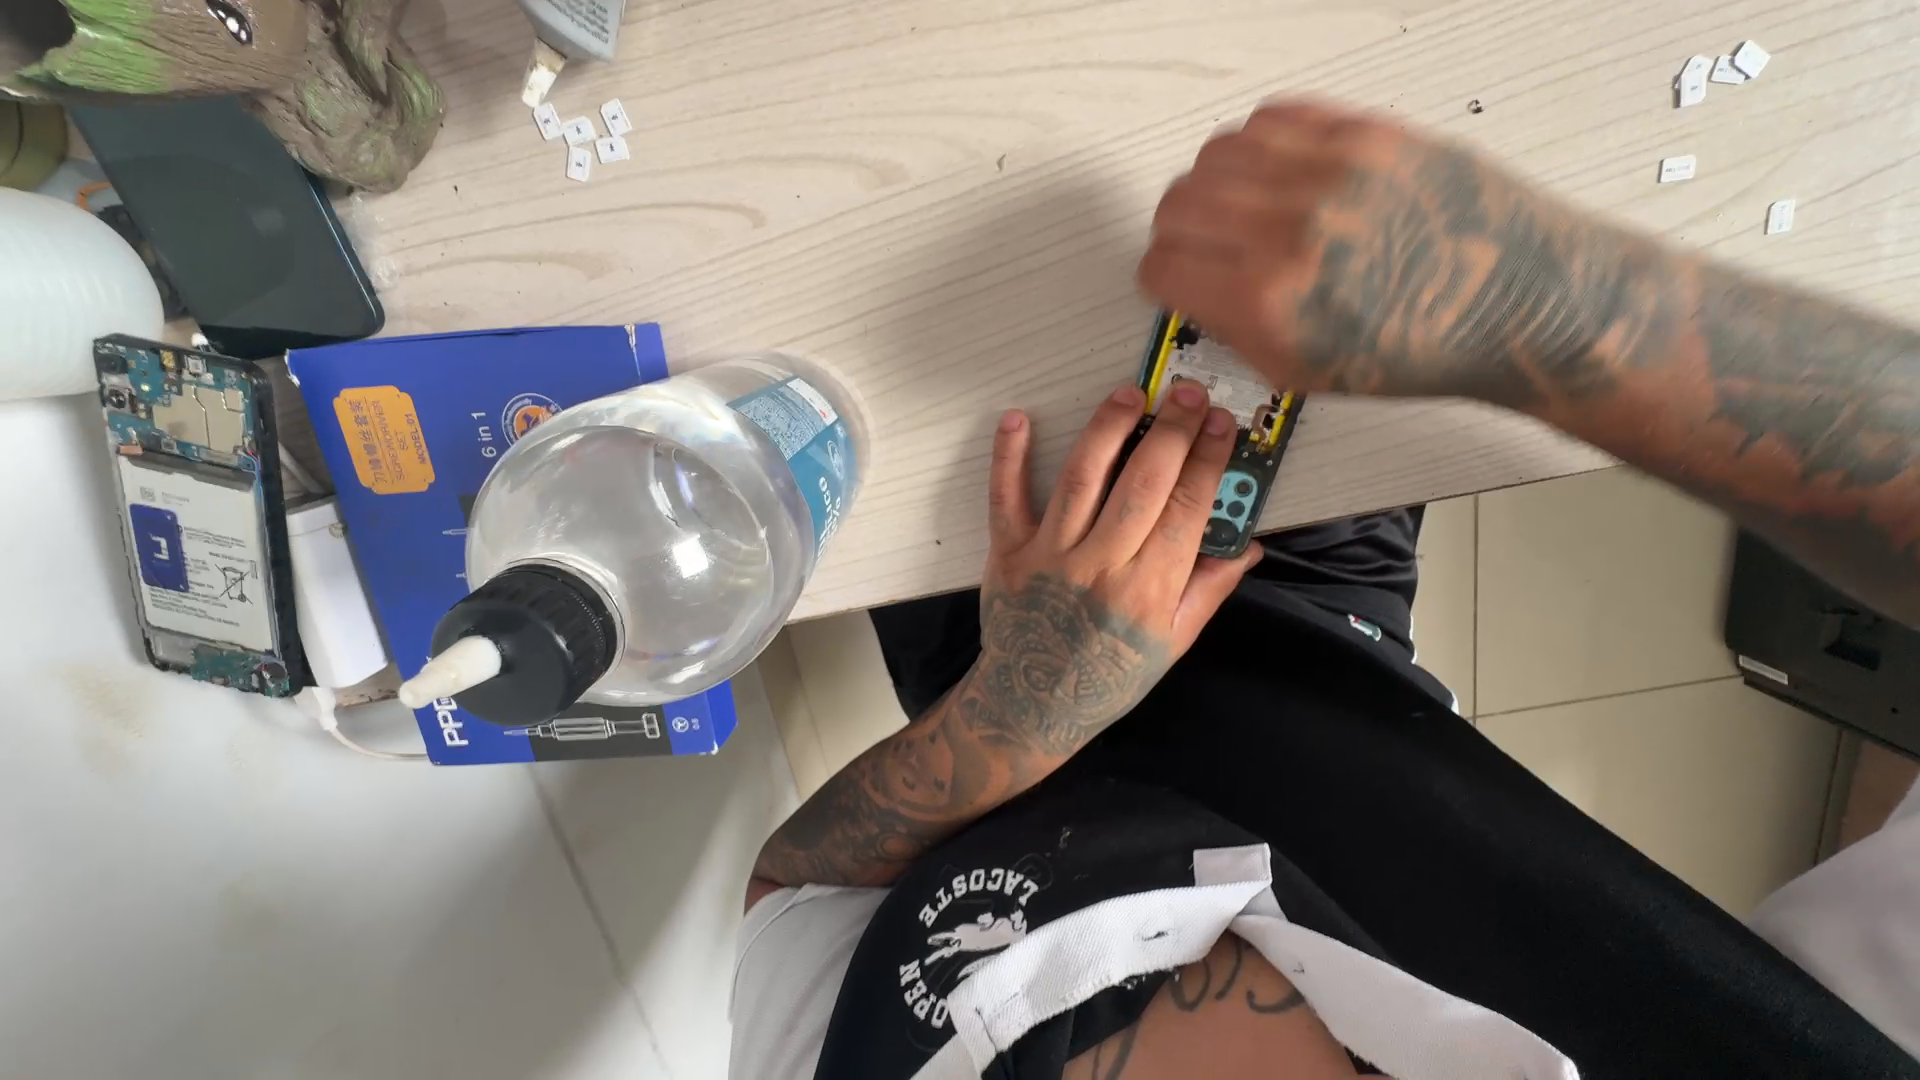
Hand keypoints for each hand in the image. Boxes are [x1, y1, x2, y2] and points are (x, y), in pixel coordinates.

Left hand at [973, 380, 1261, 753]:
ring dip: (1108, 430)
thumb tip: (1249, 544)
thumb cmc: (1110, 676)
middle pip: (1142, 484)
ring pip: (1082, 479)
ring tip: (1130, 393)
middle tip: (1189, 393)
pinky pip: (1005, 498)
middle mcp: (1100, 565)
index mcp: (1149, 589)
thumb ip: (1209, 590)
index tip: (1223, 423)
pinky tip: (1017, 418)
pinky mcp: (1008, 551)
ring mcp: (1049, 554)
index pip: (1186, 510)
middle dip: (1171, 432)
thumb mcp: (1172, 643)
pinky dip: (1009, 458)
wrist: (1032, 704)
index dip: (1208, 461)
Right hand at [1138, 101, 1670, 406]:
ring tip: (1240, 211)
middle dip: (1176, 234)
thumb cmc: (1418, 347)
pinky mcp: (1366, 132)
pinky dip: (1257, 147)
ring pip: (1213, 154)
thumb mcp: (1298, 372)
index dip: (1159, 278)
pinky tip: (1277, 178)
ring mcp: (1329, 171)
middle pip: (1176, 205)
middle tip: (1201, 249)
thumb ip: (1229, 326)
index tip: (1173, 281)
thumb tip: (1189, 287)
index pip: (1161, 265)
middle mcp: (1289, 230)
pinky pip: (1270, 117)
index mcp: (1267, 302)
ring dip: (1212, 187)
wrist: (1517, 302)